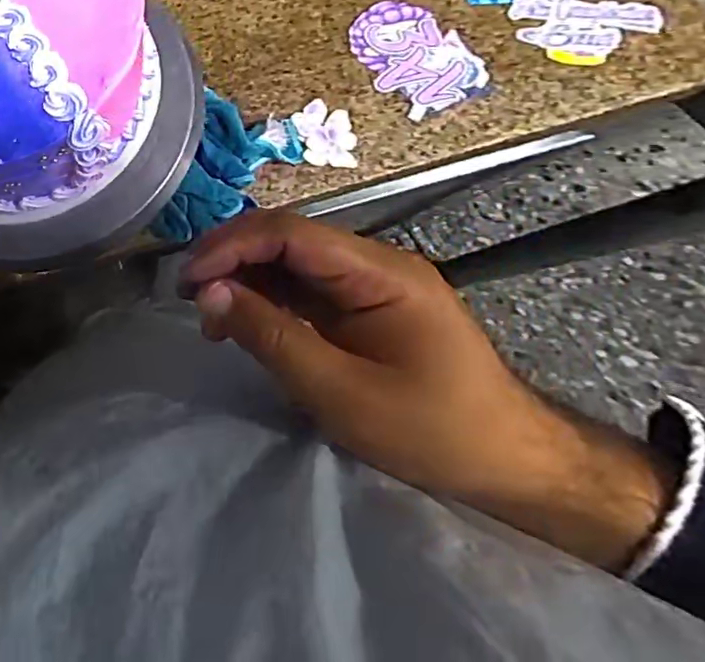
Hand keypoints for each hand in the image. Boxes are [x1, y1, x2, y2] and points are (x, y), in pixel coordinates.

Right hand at [181, 210, 674, 571]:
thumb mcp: (341, 392)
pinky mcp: (361, 304)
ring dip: (241, 277)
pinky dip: (261, 296)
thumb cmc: (433, 433)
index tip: (189, 280)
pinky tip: (240, 320)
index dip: (229, 246)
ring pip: (286, 258)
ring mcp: (368, 282)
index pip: (288, 233)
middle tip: (188, 294)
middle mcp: (373, 263)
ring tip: (207, 313)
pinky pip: (299, 284)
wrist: (516, 471)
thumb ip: (269, 335)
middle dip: (229, 257)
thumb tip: (206, 292)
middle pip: (283, 237)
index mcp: (380, 272)